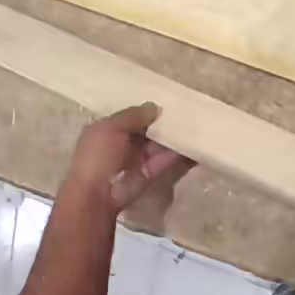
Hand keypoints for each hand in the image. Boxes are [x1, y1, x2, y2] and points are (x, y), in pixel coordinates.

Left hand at [62, 103, 193, 211]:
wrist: (96, 195)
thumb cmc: (97, 156)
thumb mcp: (110, 128)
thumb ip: (132, 115)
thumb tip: (154, 107)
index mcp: (107, 131)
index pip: (131, 117)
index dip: (147, 110)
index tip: (168, 99)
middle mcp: (122, 145)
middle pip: (148, 131)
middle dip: (164, 122)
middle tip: (188, 109)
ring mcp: (136, 161)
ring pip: (158, 145)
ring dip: (175, 137)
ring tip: (198, 123)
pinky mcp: (149, 175)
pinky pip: (165, 161)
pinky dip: (180, 155)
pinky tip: (196, 144)